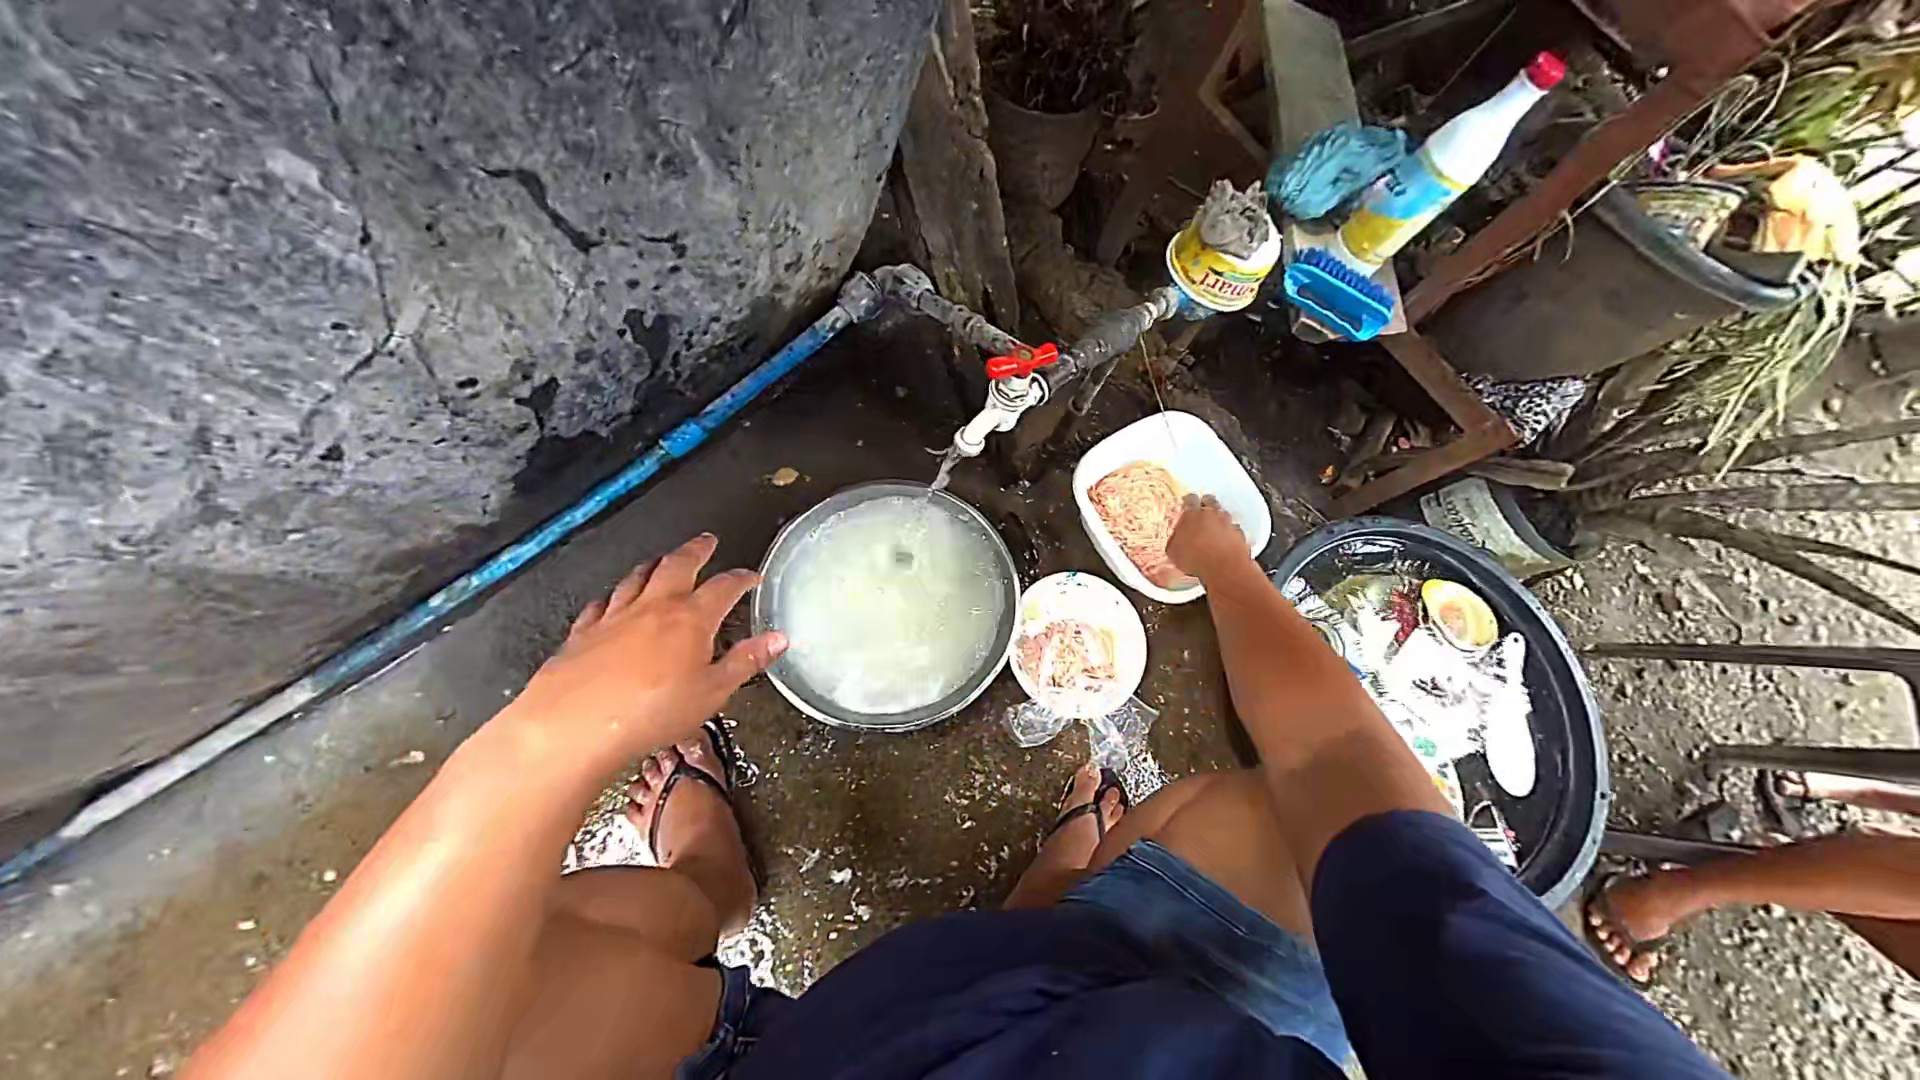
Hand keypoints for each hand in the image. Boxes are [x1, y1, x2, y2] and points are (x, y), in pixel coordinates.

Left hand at [497, 533, 785, 769]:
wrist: (572, 726)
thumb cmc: (649, 712)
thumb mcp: (713, 692)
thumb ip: (746, 661)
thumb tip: (777, 640)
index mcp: (691, 618)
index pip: (724, 587)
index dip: (741, 578)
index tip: (750, 576)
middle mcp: (653, 607)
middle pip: (678, 565)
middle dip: (696, 550)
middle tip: (707, 541)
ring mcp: (614, 616)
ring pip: (638, 577)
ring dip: (655, 564)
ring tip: (663, 559)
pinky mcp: (583, 633)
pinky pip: (601, 602)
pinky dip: (614, 594)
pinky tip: (612, 597)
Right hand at [1166, 494, 1246, 579]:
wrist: (1222, 568)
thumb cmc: (1194, 558)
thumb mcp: (1174, 552)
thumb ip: (1175, 540)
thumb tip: (1175, 539)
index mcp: (1191, 515)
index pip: (1190, 500)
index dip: (1188, 501)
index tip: (1187, 504)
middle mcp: (1210, 514)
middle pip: (1209, 500)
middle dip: (1206, 503)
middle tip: (1202, 511)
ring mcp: (1227, 522)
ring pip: (1224, 513)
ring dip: (1219, 518)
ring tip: (1214, 528)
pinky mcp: (1239, 534)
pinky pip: (1234, 529)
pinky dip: (1230, 532)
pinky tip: (1226, 541)